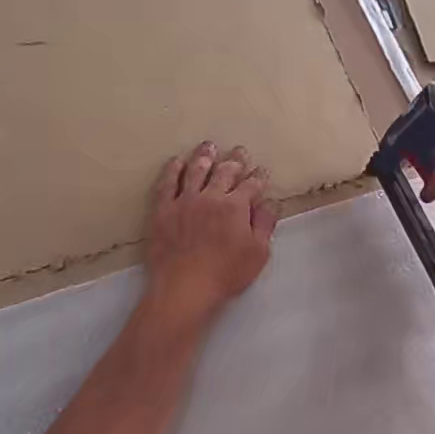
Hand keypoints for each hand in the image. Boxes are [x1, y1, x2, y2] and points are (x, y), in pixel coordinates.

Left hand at [145, 142, 276, 323]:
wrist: (184, 287)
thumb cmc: (226, 274)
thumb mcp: (258, 253)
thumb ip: (265, 224)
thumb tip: (271, 203)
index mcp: (236, 207)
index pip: (251, 185)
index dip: (258, 177)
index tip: (262, 171)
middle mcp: (211, 197)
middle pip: (225, 172)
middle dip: (235, 160)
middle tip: (239, 151)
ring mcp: (184, 201)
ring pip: (196, 171)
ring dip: (204, 156)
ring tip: (209, 146)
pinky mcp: (163, 210)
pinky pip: (168, 183)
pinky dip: (173, 169)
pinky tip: (177, 161)